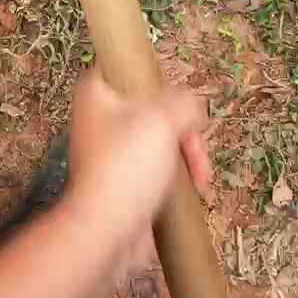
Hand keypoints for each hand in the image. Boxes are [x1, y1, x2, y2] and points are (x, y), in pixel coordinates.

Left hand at [63, 72, 211, 261]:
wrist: (107, 230)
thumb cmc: (127, 165)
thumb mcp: (162, 119)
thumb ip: (183, 101)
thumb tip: (192, 104)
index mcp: (96, 89)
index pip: (132, 68)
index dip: (161, 83)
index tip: (182, 105)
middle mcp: (98, 114)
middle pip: (153, 107)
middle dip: (184, 129)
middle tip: (197, 151)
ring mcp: (109, 147)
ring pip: (158, 138)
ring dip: (185, 154)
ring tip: (200, 179)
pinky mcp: (120, 177)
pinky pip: (154, 165)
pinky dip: (174, 175)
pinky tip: (191, 190)